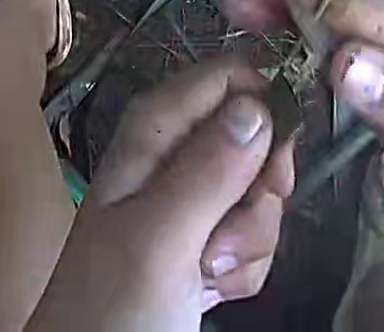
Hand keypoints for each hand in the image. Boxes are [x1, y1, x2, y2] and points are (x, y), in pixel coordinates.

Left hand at [25, 57, 295, 331]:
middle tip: (225, 234)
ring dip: (249, 237)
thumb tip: (259, 105)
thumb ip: (208, 171)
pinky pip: (256, 229)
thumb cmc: (113, 307)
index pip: (229, 76)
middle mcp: (177, 145)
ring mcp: (193, 191)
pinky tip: (211, 289)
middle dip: (258, 192)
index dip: (263, 114)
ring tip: (207, 270)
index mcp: (157, 123)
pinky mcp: (207, 232)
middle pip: (257, 133)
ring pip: (261, 187)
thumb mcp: (157, 238)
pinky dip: (244, 265)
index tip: (270, 171)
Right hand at [224, 0, 383, 273]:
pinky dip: (358, 86)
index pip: (366, 3)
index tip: (238, 19)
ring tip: (283, 75)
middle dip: (297, 20)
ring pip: (365, 37)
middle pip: (356, 9)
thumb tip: (341, 64)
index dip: (299, 9)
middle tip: (233, 27)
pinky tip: (356, 113)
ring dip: (324, 57)